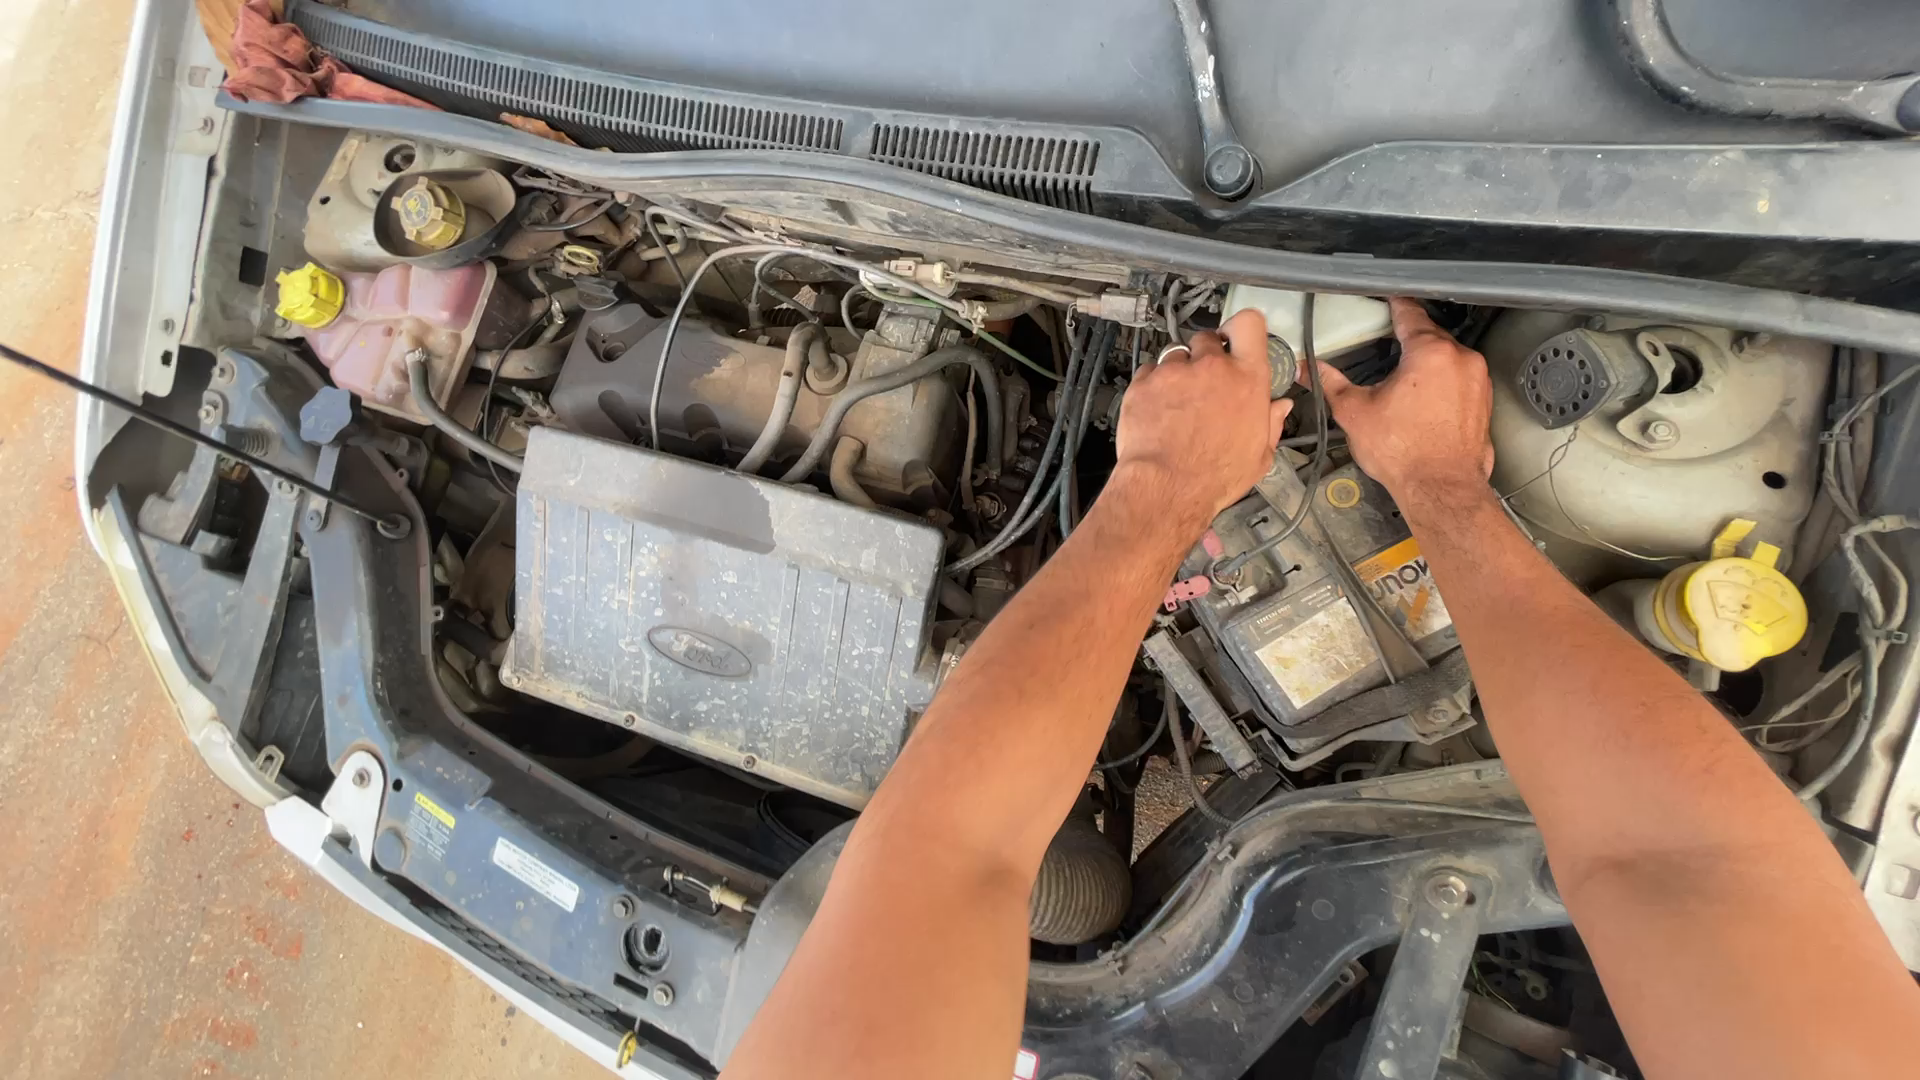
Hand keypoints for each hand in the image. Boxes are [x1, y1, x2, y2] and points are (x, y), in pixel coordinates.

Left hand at [1113, 309, 1292, 529]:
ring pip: (1175, 355)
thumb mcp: (1258, 456)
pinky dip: (1151, 385)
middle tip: (1201, 382)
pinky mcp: (1144, 384)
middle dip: (1204, 356)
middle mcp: (1211, 367)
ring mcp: (1174, 372)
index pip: (1249, 324)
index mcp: (1247, 378)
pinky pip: (1148, 372)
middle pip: (1207, 338)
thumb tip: (1279, 407)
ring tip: (1176, 402)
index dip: (1240, 327)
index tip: (1234, 338)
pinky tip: (1156, 409)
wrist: (1167, 486)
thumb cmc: (1213, 476)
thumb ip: (1270, 424)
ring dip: (1176, 372)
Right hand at [1316, 298, 1493, 500]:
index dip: (1395, 304)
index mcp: (1430, 353)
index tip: (1389, 297)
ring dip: (1424, 362)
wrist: (1439, 486)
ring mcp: (1477, 380)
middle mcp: (1461, 359)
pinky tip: (1419, 400)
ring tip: (1400, 377)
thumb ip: (1330, 383)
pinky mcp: (1483, 401)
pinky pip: (1459, 378)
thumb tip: (1308, 369)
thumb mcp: (1354, 412)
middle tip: (1385, 343)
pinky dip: (1439, 381)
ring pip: (1446, 358)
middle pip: (1430, 336)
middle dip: (1407, 339)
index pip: (1410, 315)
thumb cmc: (1402, 451)